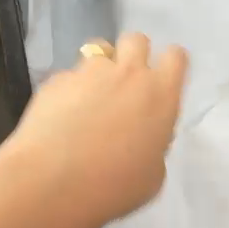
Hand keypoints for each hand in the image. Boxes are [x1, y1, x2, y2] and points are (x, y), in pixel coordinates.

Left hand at [1, 32, 187, 224]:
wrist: (51, 183)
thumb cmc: (113, 187)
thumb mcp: (152, 176)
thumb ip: (153, 145)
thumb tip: (143, 136)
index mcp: (161, 95)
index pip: (176, 56)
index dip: (169, 66)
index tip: (161, 83)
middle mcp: (128, 74)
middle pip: (137, 40)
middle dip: (133, 55)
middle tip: (125, 85)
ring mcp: (88, 72)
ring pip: (98, 50)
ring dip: (99, 68)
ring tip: (88, 98)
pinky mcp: (55, 80)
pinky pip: (69, 76)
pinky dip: (69, 90)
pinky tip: (59, 118)